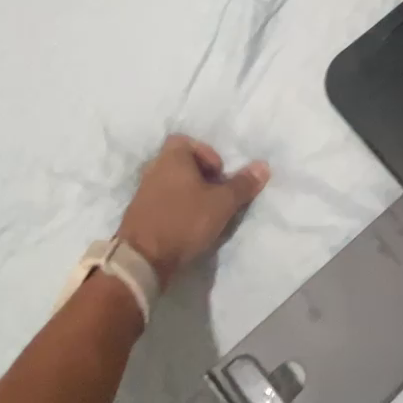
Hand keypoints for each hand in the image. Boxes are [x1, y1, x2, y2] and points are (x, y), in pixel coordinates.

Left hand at [116, 135, 269, 290]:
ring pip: (172, 184)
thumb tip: (263, 166)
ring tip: (205, 213)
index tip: (219, 176)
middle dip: (201, 176)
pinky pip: (163, 201)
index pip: (187, 141)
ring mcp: (143, 192)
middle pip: (181, 163)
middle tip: (216, 195)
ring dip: (189, 194)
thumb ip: (243, 184)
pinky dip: (176, 208)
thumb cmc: (184, 221)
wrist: (142, 260)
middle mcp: (153, 169)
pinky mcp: (139, 214)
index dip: (207, 154)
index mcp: (171, 158)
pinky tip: (188, 226)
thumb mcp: (222, 203)